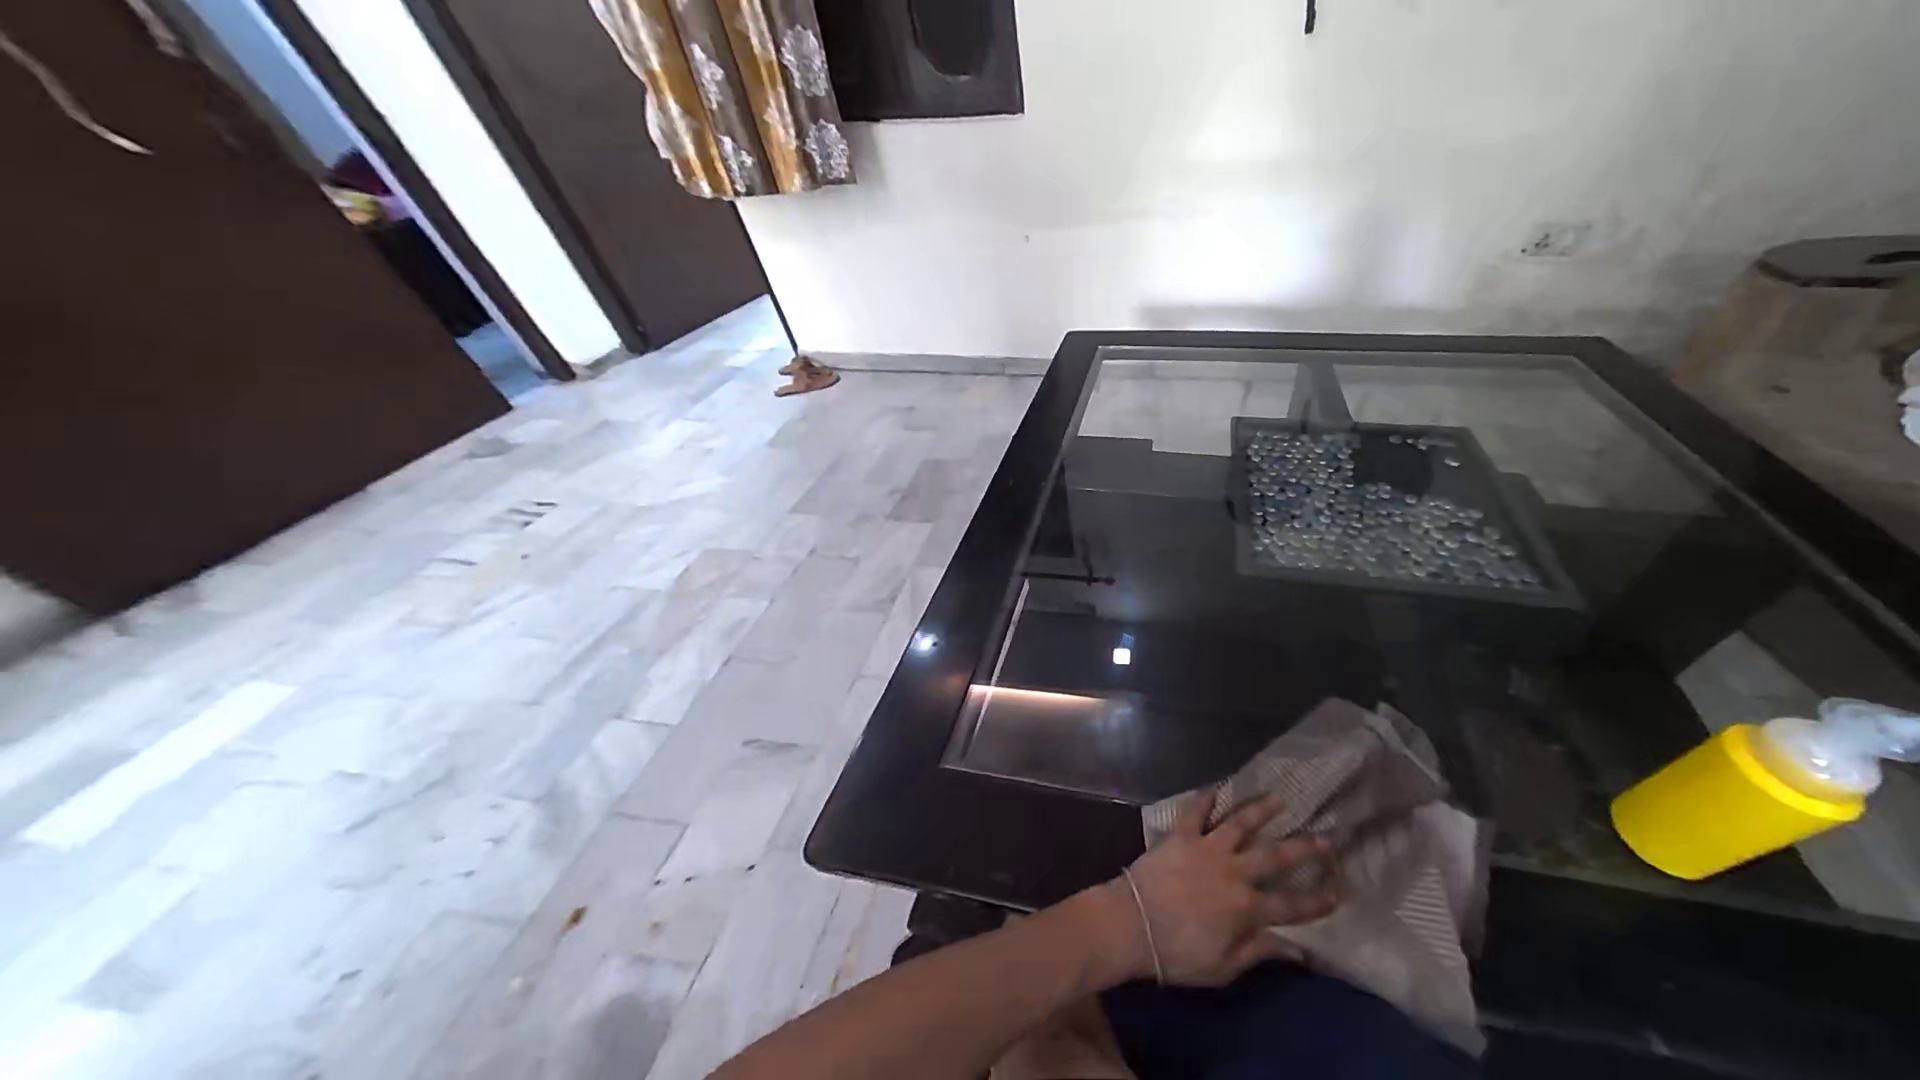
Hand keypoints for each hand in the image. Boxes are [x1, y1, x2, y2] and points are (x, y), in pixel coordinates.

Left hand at [1109, 790, 1340, 986]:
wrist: (1131, 923)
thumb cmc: (1177, 953)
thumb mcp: (1223, 968)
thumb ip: (1258, 953)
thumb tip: (1294, 948)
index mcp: (1247, 908)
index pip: (1292, 906)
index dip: (1319, 901)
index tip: (1341, 891)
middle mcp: (1233, 872)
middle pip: (1274, 855)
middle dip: (1304, 846)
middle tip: (1326, 835)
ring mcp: (1206, 849)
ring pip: (1239, 823)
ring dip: (1260, 809)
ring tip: (1278, 798)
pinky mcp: (1179, 836)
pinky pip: (1195, 812)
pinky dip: (1205, 798)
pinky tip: (1215, 786)